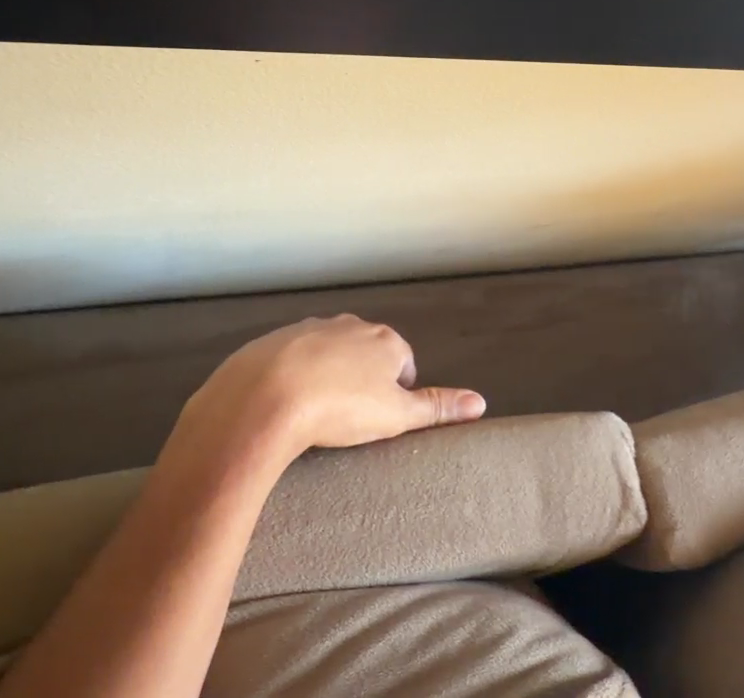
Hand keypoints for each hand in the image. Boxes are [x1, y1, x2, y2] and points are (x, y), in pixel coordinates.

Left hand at [179, 315, 486, 457]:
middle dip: (363, 378)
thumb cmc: (340, 408)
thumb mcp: (397, 415)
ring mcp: (308, 329)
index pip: (404, 361)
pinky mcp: (272, 340)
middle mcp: (350, 325)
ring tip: (317, 412)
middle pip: (366, 352)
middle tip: (351, 417)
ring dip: (329, 374)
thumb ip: (437, 407)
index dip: (398, 391)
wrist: (262, 398)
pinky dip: (293, 375)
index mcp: (385, 339)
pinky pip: (291, 358)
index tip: (383, 417)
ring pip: (329, 352)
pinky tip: (285, 402)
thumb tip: (481, 402)